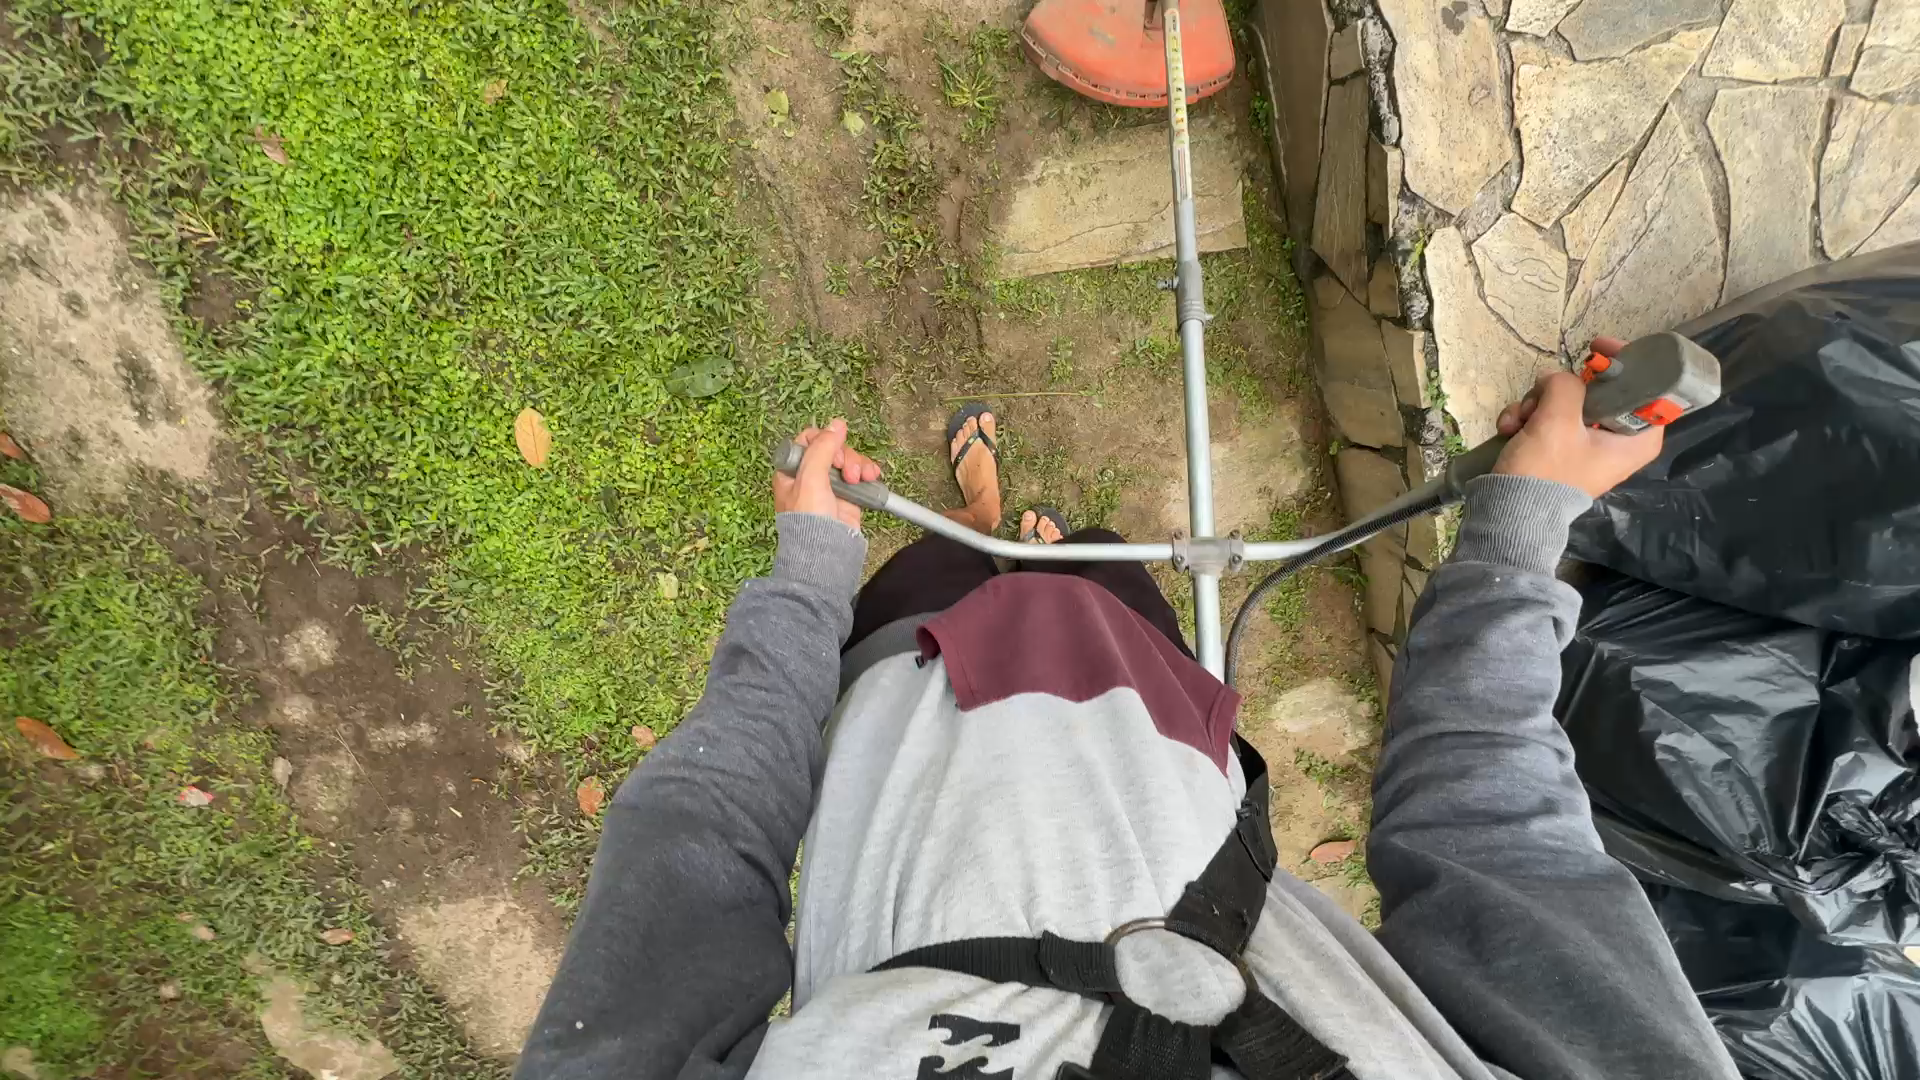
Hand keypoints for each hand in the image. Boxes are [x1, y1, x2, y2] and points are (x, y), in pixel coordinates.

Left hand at [773, 418, 880, 529]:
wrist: (826, 550)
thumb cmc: (809, 520)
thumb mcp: (811, 477)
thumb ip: (823, 448)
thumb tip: (837, 424)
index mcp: (792, 470)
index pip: (809, 441)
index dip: (825, 443)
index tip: (833, 456)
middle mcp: (810, 476)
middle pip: (832, 449)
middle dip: (845, 457)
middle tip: (848, 473)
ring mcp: (830, 486)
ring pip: (848, 461)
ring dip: (858, 465)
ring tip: (861, 478)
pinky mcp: (847, 496)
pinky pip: (859, 475)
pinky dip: (867, 473)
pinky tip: (871, 477)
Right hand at [1493, 338, 1663, 498]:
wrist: (1508, 512)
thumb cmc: (1544, 470)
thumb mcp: (1557, 422)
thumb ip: (1565, 387)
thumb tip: (1557, 379)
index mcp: (1638, 437)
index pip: (1646, 386)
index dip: (1621, 363)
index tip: (1594, 348)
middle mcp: (1617, 441)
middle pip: (1595, 394)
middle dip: (1558, 392)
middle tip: (1538, 398)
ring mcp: (1584, 447)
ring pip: (1563, 406)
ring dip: (1533, 406)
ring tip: (1515, 422)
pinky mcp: (1556, 453)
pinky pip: (1545, 422)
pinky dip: (1524, 421)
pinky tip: (1508, 431)